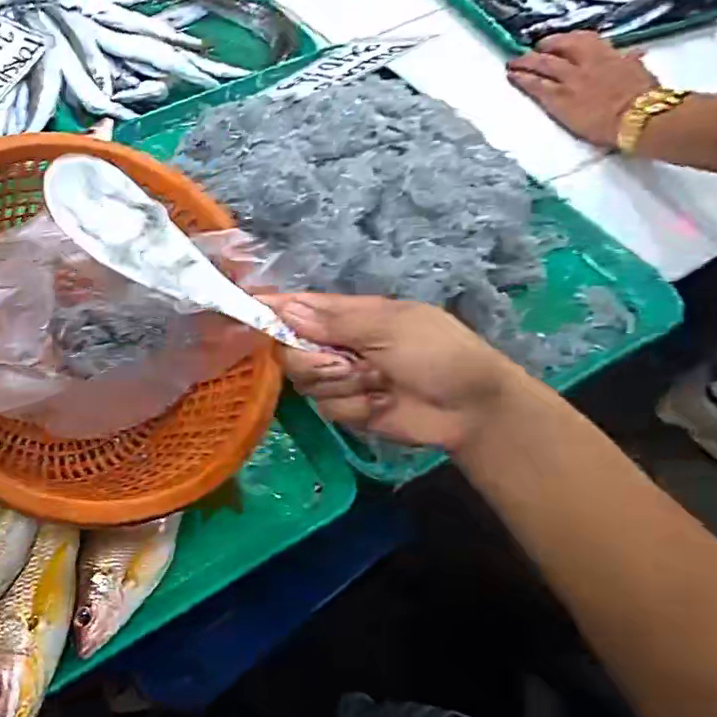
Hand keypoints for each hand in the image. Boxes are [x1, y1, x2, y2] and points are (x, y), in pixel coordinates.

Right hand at [264, 294, 531, 451]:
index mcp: (347, 315)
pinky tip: (380, 403)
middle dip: (314, 361)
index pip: (296, 307)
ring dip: (342, 385)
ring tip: (379, 384)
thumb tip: (284, 309)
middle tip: (348, 364)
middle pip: (289, 351)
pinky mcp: (344, 408)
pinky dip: (354, 407)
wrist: (470, 408)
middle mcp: (334, 344)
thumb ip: (335, 322)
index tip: (245, 311)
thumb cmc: (438, 353)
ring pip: (305, 382)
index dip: (271, 309)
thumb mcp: (390, 327)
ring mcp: (338, 377)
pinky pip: (325, 407)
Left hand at [506, 32, 658, 148]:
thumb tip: (633, 54)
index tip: (555, 42)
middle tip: (530, 51)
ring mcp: (570, 80)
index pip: (583, 39)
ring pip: (543, 64)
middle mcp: (586, 63)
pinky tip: (511, 76)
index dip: (565, 39)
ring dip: (525, 62)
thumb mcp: (639, 72)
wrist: (636, 116)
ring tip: (512, 62)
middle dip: (542, 48)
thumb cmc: (643, 97)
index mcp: (608, 55)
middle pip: (559, 48)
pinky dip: (521, 79)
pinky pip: (535, 85)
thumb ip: (630, 62)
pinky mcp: (557, 99)